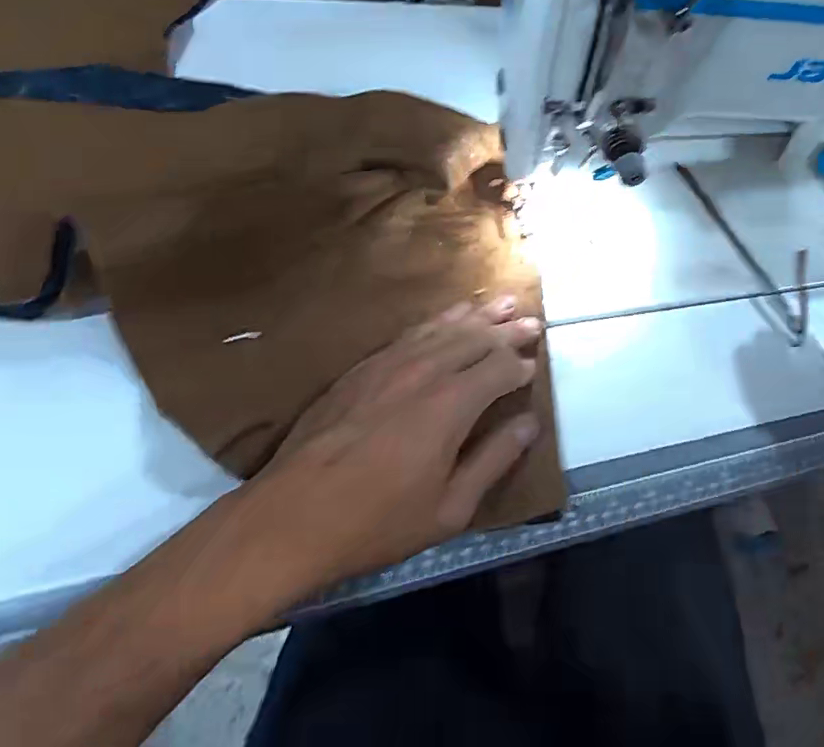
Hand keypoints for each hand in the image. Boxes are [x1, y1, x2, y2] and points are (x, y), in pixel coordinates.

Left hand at [235, 297, 544, 597]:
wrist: (288, 519)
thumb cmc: (376, 522)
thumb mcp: (450, 508)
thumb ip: (494, 459)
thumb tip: (529, 423)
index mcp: (452, 405)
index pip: (500, 368)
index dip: (521, 365)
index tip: (535, 367)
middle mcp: (424, 372)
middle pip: (476, 338)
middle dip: (508, 329)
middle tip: (532, 321)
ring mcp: (389, 365)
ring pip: (444, 328)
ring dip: (477, 315)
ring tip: (502, 302)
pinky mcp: (362, 369)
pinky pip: (411, 333)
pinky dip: (438, 321)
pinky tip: (448, 318)